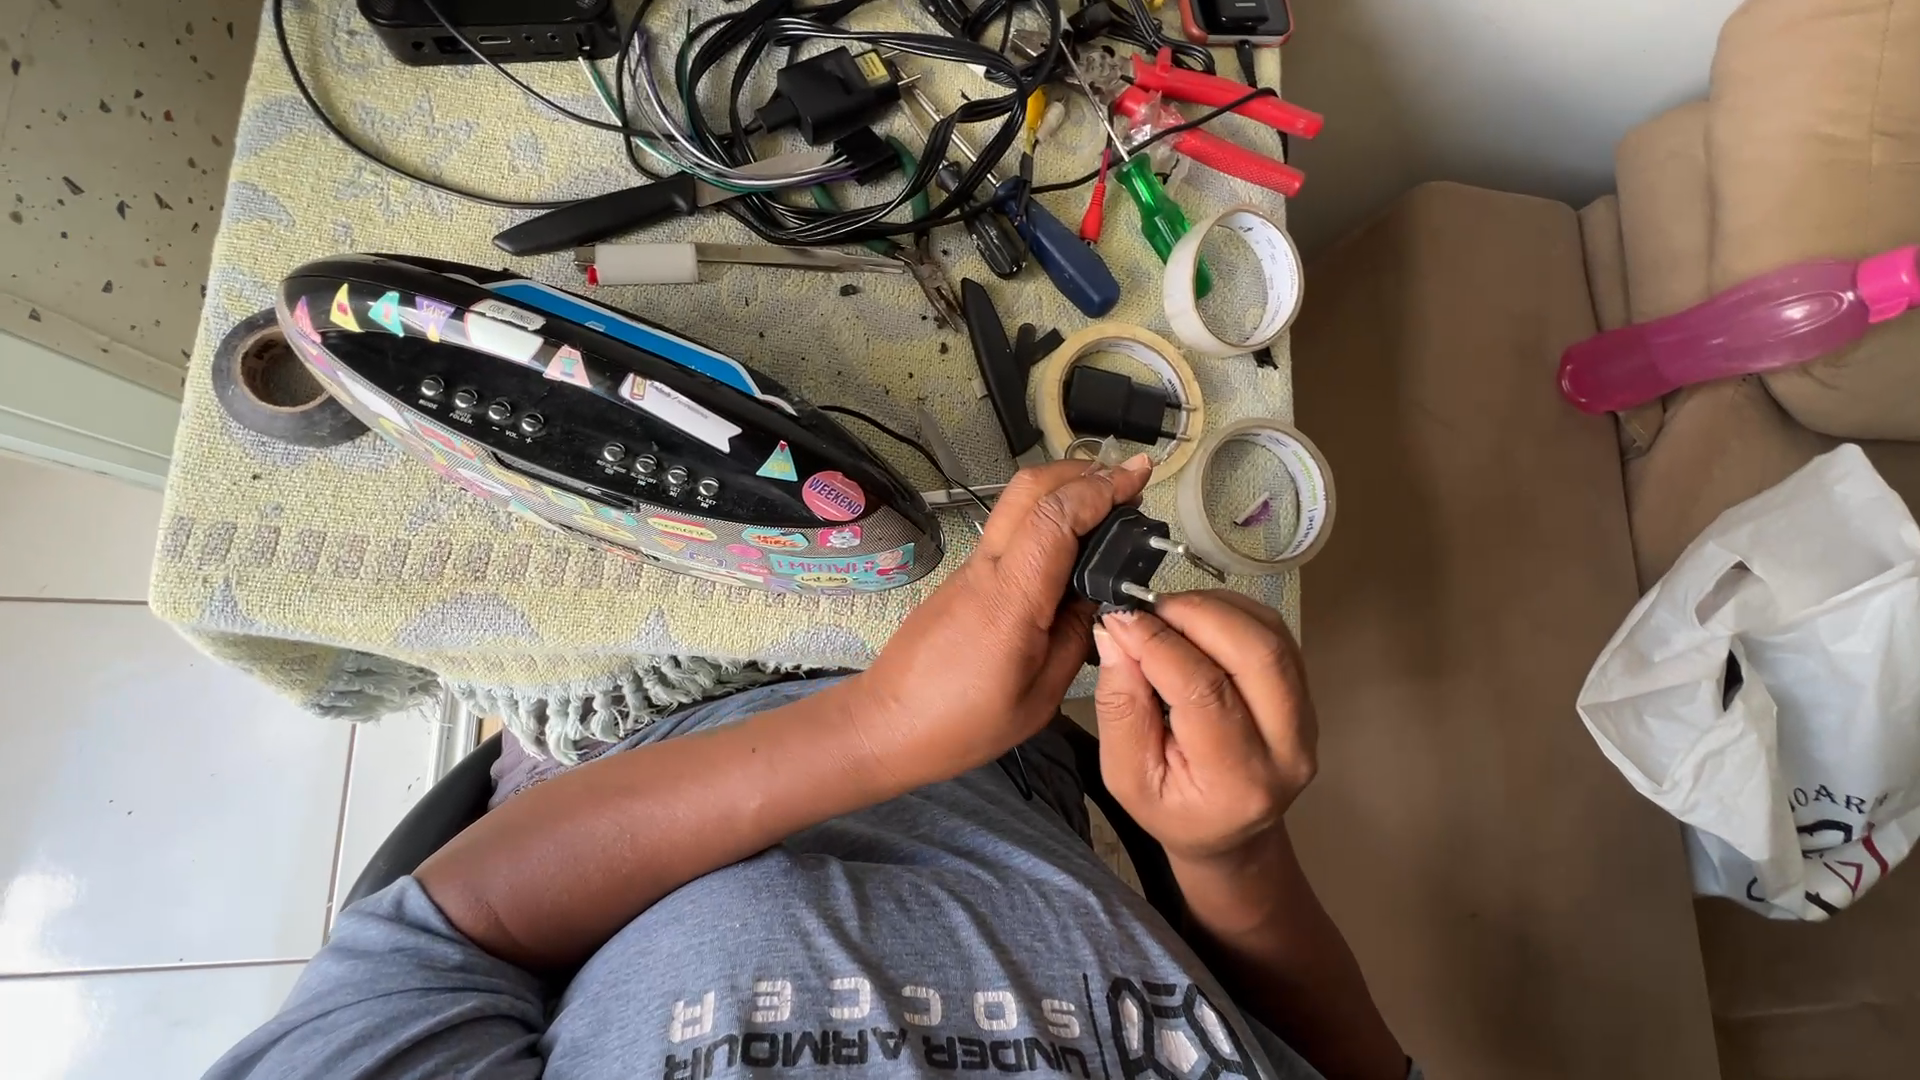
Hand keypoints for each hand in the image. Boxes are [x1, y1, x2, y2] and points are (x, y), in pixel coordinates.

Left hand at [844, 455, 1154, 789]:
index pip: (1055, 517)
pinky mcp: (962, 579)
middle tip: (1125, 479)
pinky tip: (1069, 546)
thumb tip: (1098, 596)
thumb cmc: (960, 724)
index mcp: (1010, 599)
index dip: (1099, 489)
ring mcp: (969, 570)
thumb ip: (1075, 637)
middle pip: (1027, 488)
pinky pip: (1006, 533)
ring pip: (1014, 505)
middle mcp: (986, 570)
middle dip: (1080, 471)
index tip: (1136, 478)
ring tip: (1106, 506)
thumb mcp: (1039, 695)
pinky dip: (1042, 520)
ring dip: (1062, 491)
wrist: (886, 725)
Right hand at [1092, 590, 1317, 864]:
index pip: (1202, 690)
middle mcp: (1287, 747)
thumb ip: (1119, 706)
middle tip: (1148, 608)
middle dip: (1195, 614)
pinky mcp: (1306, 694)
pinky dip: (1232, 613)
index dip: (1157, 643)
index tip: (1118, 618)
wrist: (1230, 835)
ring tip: (1167, 613)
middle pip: (1256, 652)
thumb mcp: (1125, 776)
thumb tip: (1115, 634)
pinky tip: (1195, 621)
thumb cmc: (1172, 810)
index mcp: (1237, 780)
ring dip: (1214, 609)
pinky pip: (1276, 634)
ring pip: (1271, 635)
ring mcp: (1307, 719)